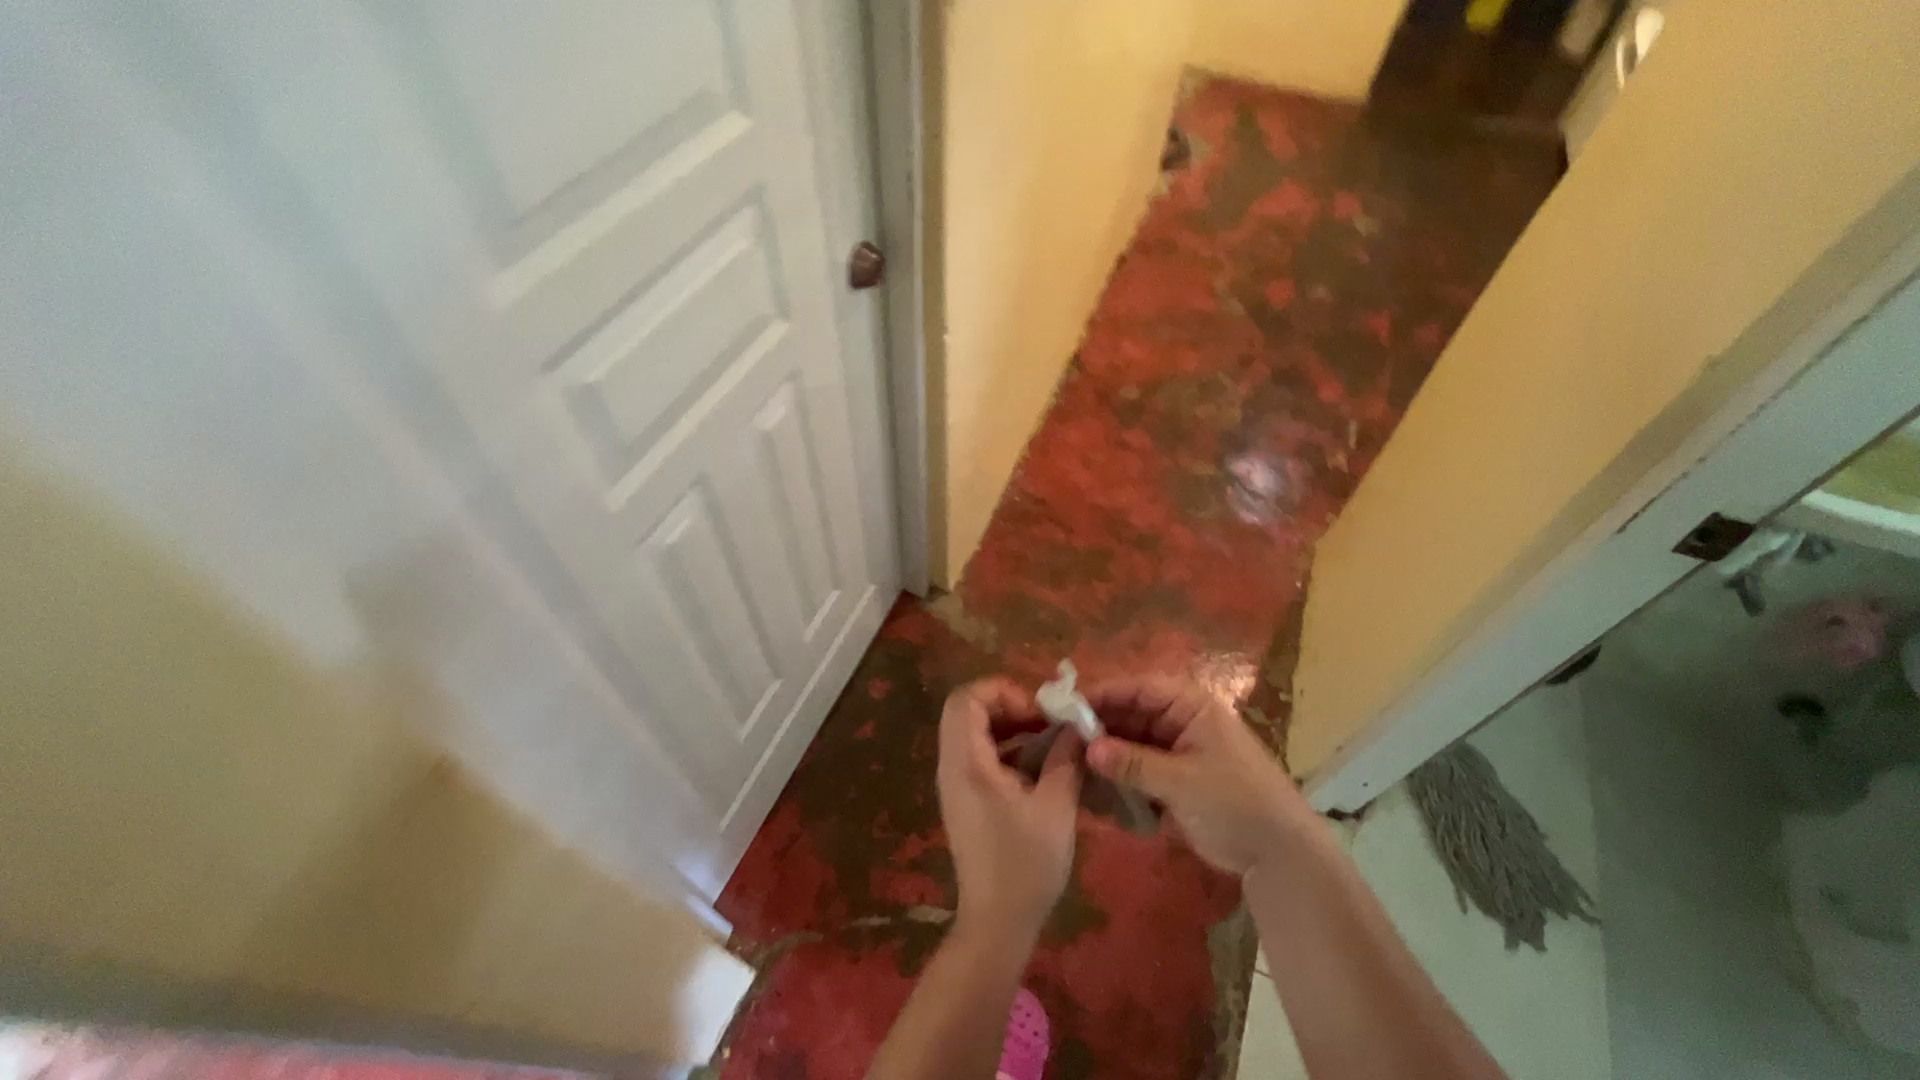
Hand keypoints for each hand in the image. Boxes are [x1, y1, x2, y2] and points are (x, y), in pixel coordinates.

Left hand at [937, 678, 1082, 940]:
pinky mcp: (965, 799)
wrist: (997, 922)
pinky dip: (1008, 750)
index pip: (966, 698)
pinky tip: (1042, 768)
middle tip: (1049, 724)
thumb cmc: (1026, 865)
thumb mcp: (1056, 807)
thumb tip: (1075, 726)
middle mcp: (952, 767)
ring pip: (974, 733)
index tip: (1040, 713)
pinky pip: (980, 756)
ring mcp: (955, 784)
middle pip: (968, 711)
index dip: (1004, 692)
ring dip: (1012, 728)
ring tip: (1053, 743)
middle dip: (1010, 706)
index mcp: (967, 763)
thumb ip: (1065, 758)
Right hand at [1082, 677, 1318, 875]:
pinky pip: (1139, 768)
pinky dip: (1119, 774)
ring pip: (1132, 741)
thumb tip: (1088, 749)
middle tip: (1061, 739)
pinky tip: (1092, 784)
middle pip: (1132, 713)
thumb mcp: (1181, 782)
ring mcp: (1179, 751)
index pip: (1140, 688)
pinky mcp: (1176, 779)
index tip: (1066, 708)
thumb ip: (1133, 764)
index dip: (1104, 695)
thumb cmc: (1235, 803)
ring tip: (1070, 762)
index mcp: (1192, 707)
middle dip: (1100, 725)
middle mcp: (1183, 722)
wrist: (1278, 853)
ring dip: (1106, 752)